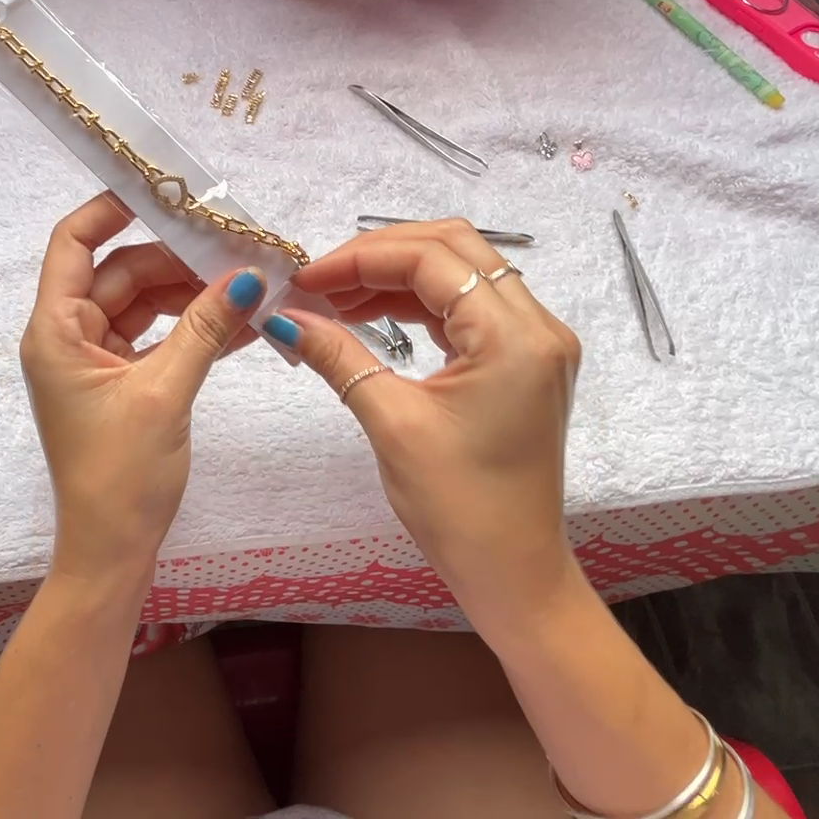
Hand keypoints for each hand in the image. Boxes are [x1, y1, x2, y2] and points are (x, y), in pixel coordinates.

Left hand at [22, 193, 267, 584]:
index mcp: (56, 331)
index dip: (109, 210)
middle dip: (176, 260)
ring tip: (247, 285)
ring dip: (191, 295)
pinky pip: (156, 337)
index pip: (72, 245)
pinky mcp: (121, 380)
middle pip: (121, 272)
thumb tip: (247, 275)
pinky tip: (239, 322)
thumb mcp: (164, 392)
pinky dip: (191, 329)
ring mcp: (96, 358)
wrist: (113, 548)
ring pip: (144, 303)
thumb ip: (204, 328)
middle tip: (235, 250)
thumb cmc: (121, 474)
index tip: (162, 191)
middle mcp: (69, 336)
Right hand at [269, 219, 582, 617]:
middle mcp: (536, 325)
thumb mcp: (390, 422)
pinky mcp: (520, 359)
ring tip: (335, 296)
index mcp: (514, 338)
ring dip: (395, 275)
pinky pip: (465, 305)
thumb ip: (337, 356)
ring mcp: (533, 341)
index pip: (432, 261)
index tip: (306, 279)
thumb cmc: (456, 504)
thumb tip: (282, 318)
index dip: (362, 259)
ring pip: (460, 272)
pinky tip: (370, 313)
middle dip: (380, 253)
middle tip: (321, 278)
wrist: (510, 569)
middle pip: (454, 248)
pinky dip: (416, 301)